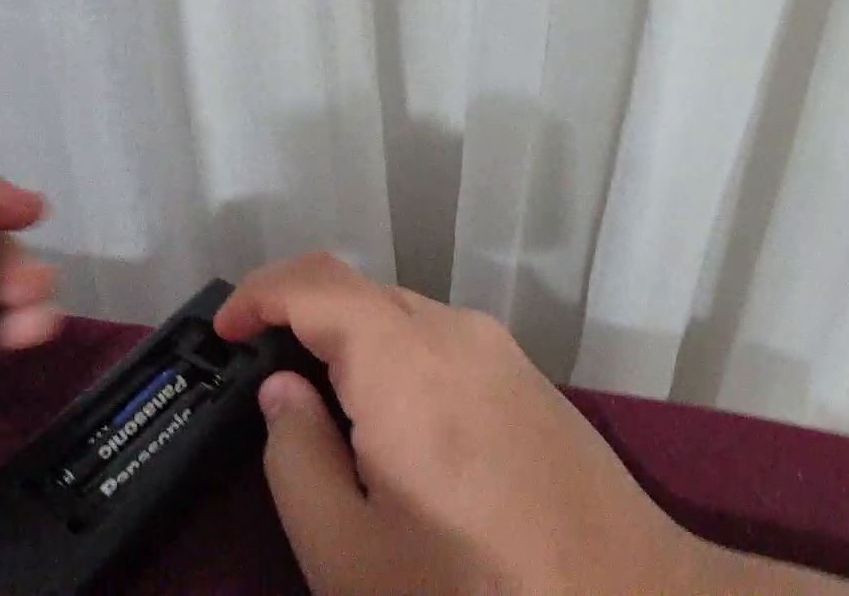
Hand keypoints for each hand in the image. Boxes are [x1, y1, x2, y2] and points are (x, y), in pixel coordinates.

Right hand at [215, 254, 848, 594]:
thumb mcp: (350, 553)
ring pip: (401, 314)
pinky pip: (440, 338)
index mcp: (404, 361)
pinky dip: (395, 355)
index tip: (224, 332)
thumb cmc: (471, 588)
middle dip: (301, 319)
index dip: (259, 292)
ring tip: (326, 411)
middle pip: (360, 292)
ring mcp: (498, 345)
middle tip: (264, 379)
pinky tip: (393, 422)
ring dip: (351, 340)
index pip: (317, 284)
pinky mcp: (524, 369)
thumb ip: (298, 458)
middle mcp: (454, 330)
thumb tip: (283, 387)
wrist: (624, 595)